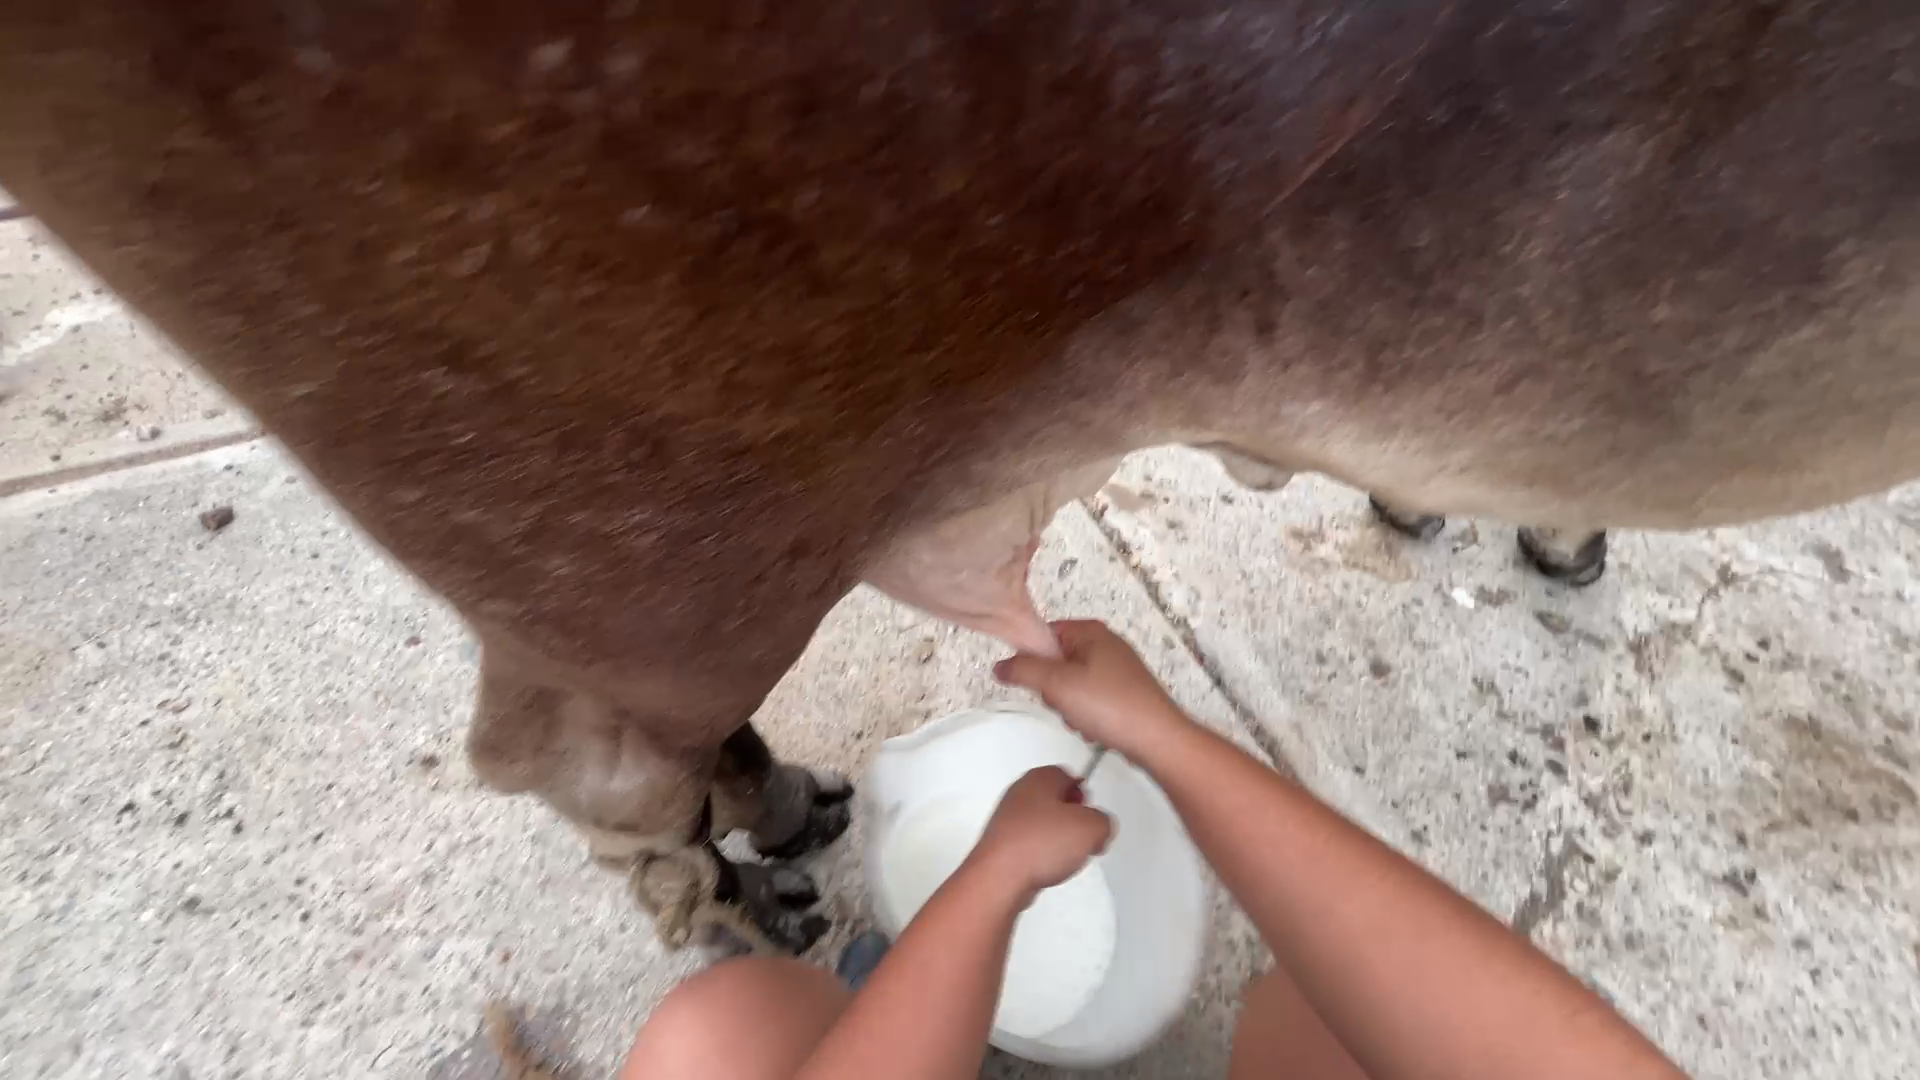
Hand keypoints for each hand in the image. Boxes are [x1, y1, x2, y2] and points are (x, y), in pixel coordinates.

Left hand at [968, 766, 1112, 898]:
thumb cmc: (1044, 842)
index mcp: (1039, 777)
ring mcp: (1007, 816)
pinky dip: (1041, 852)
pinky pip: (1029, 841)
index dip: (1085, 797)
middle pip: (1056, 799)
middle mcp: (1020, 790)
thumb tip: (1099, 826)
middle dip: (1073, 819)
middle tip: (1083, 840)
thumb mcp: (1091, 827)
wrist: (1000, 876)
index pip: (1069, 775)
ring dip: (1058, 838)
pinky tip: (1046, 868)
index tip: (1091, 819)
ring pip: (1043, 821)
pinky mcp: (1001, 841)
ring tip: (1065, 858)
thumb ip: (1104, 821)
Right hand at [993, 619, 1194, 761]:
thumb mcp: (1057, 684)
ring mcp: (1117, 668)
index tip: (1037, 682)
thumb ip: (1023, 670)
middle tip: (1064, 703)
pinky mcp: (1125, 691)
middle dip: (1054, 688)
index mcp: (1089, 630)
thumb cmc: (1107, 704)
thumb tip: (998, 666)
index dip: (1033, 658)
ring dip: (1069, 707)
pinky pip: (1090, 699)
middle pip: (1056, 661)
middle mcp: (1104, 642)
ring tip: (1083, 720)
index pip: (1043, 634)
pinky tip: (1096, 729)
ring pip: (1071, 684)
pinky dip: (1087, 715)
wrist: (1157, 739)